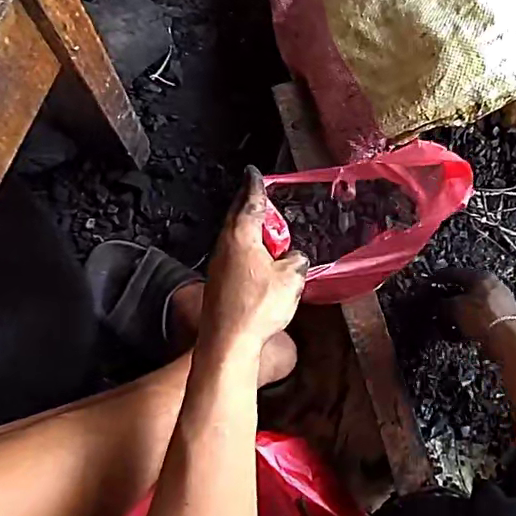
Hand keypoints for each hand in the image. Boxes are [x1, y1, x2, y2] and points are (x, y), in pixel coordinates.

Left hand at [202, 168, 307, 348]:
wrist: (229, 343)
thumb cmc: (255, 308)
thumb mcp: (291, 278)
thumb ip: (297, 260)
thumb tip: (295, 258)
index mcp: (241, 235)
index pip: (250, 201)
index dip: (256, 185)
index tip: (254, 172)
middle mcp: (225, 246)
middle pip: (239, 218)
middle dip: (253, 208)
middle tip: (266, 203)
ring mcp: (219, 266)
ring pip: (237, 239)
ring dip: (253, 235)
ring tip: (272, 239)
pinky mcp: (220, 284)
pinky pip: (237, 258)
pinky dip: (250, 254)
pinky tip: (263, 267)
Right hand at [441, 269, 515, 344]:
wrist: (506, 339)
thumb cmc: (483, 317)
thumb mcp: (453, 308)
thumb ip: (442, 304)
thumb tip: (438, 305)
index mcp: (482, 276)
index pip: (455, 272)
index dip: (439, 277)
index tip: (431, 281)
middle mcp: (494, 286)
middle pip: (466, 289)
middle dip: (450, 297)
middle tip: (438, 304)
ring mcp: (501, 302)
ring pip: (474, 305)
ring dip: (460, 312)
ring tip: (448, 322)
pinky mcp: (504, 319)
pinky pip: (481, 318)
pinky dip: (470, 323)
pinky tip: (461, 332)